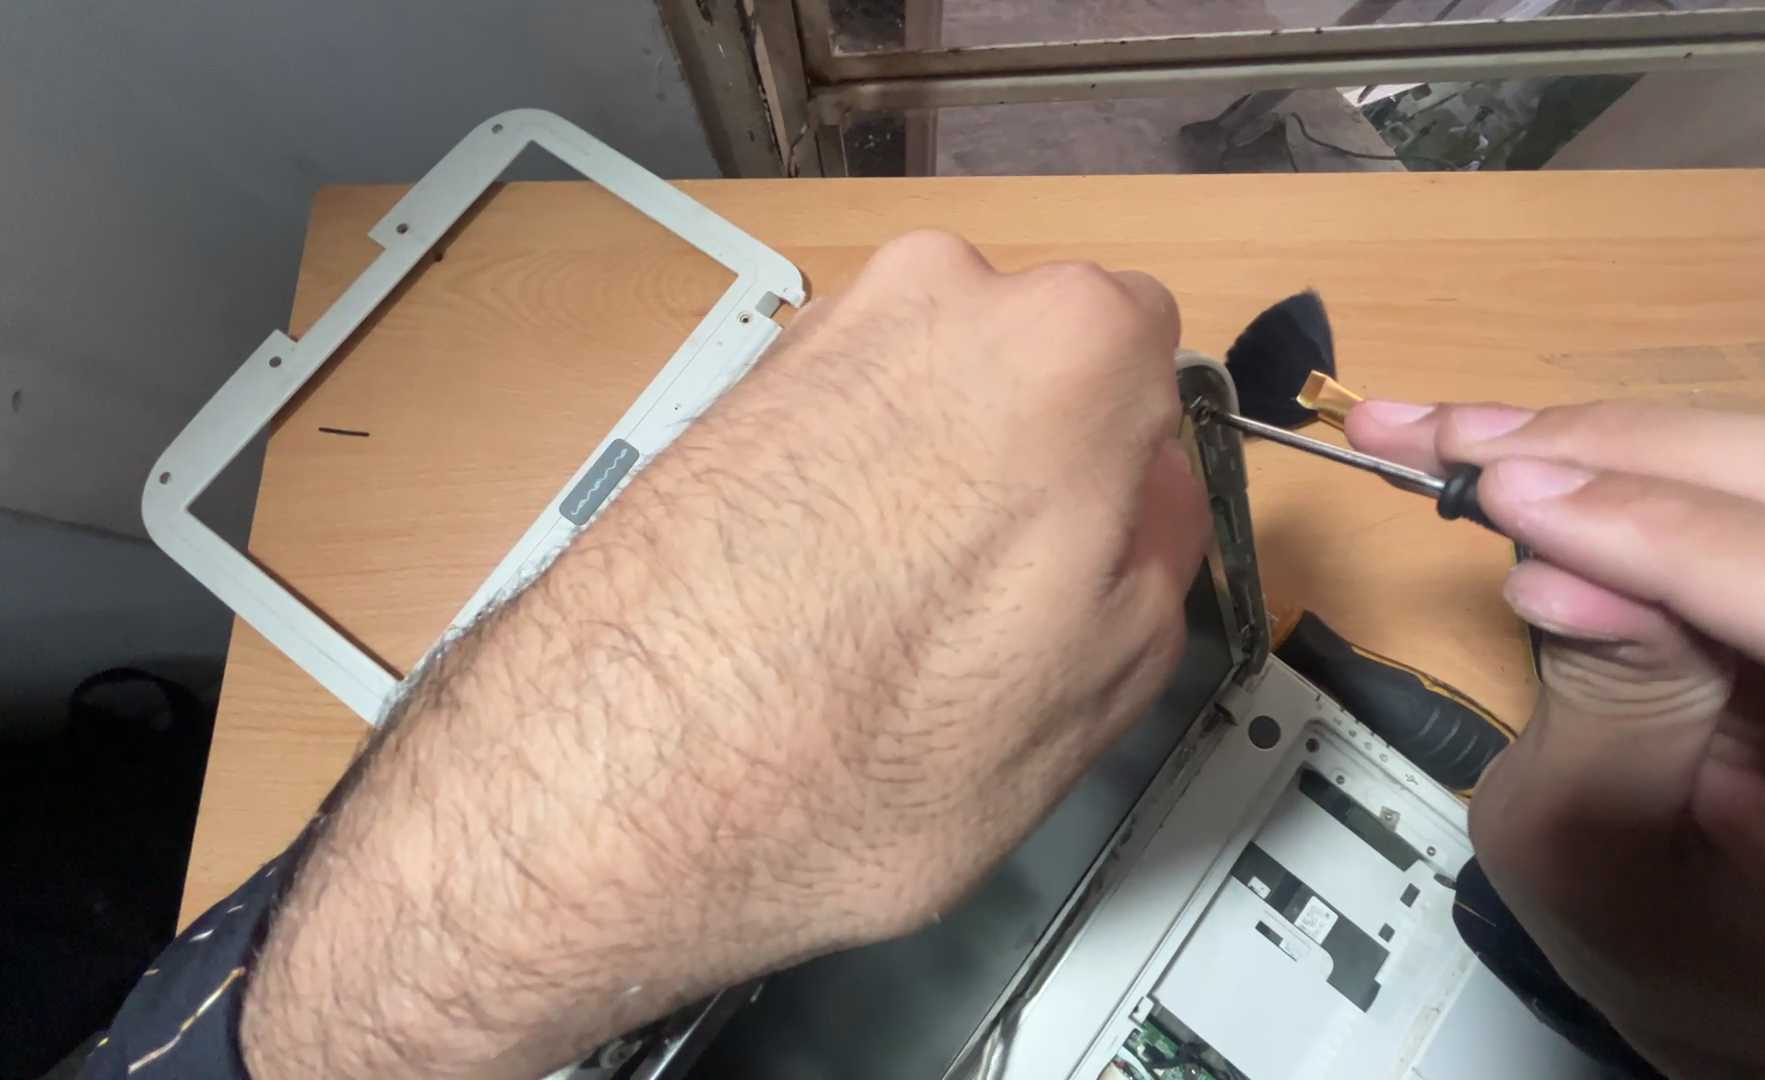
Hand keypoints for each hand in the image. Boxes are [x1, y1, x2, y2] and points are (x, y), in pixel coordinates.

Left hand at [241, 231, 1206, 1078]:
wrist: (603, 783)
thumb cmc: (852, 756)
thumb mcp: (1098, 683)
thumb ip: (1160, 560)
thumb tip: (1148, 507)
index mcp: (1065, 357)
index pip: (1152, 366)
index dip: (1131, 465)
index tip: (1094, 539)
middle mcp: (939, 303)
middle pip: (1044, 368)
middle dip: (1043, 462)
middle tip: (1002, 586)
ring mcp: (827, 332)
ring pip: (945, 389)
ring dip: (945, 476)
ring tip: (901, 598)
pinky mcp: (746, 379)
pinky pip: (855, 413)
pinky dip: (860, 478)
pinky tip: (834, 580)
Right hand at [1350, 399, 1764, 1078]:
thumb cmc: (1678, 954)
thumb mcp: (1599, 856)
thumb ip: (1600, 714)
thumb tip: (1549, 572)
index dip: (1688, 544)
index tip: (1510, 500)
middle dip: (1621, 457)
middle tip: (1444, 436)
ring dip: (1603, 441)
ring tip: (1451, 436)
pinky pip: (1752, 485)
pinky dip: (1619, 459)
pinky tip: (1515, 452)